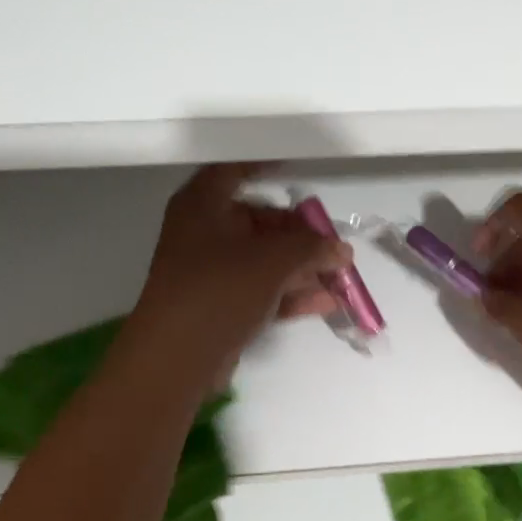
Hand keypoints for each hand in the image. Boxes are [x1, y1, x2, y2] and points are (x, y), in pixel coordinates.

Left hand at [126, 163, 350, 372]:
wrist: (180, 353)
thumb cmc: (220, 290)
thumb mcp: (272, 262)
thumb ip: (311, 249)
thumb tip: (341, 249)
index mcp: (204, 206)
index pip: (236, 171)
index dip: (266, 167)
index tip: (299, 170)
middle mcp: (205, 233)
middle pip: (261, 223)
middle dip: (302, 237)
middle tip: (336, 248)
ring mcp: (213, 272)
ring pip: (266, 261)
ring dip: (304, 270)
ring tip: (340, 281)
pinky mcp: (223, 305)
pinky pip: (263, 291)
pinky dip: (292, 295)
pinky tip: (325, 303)